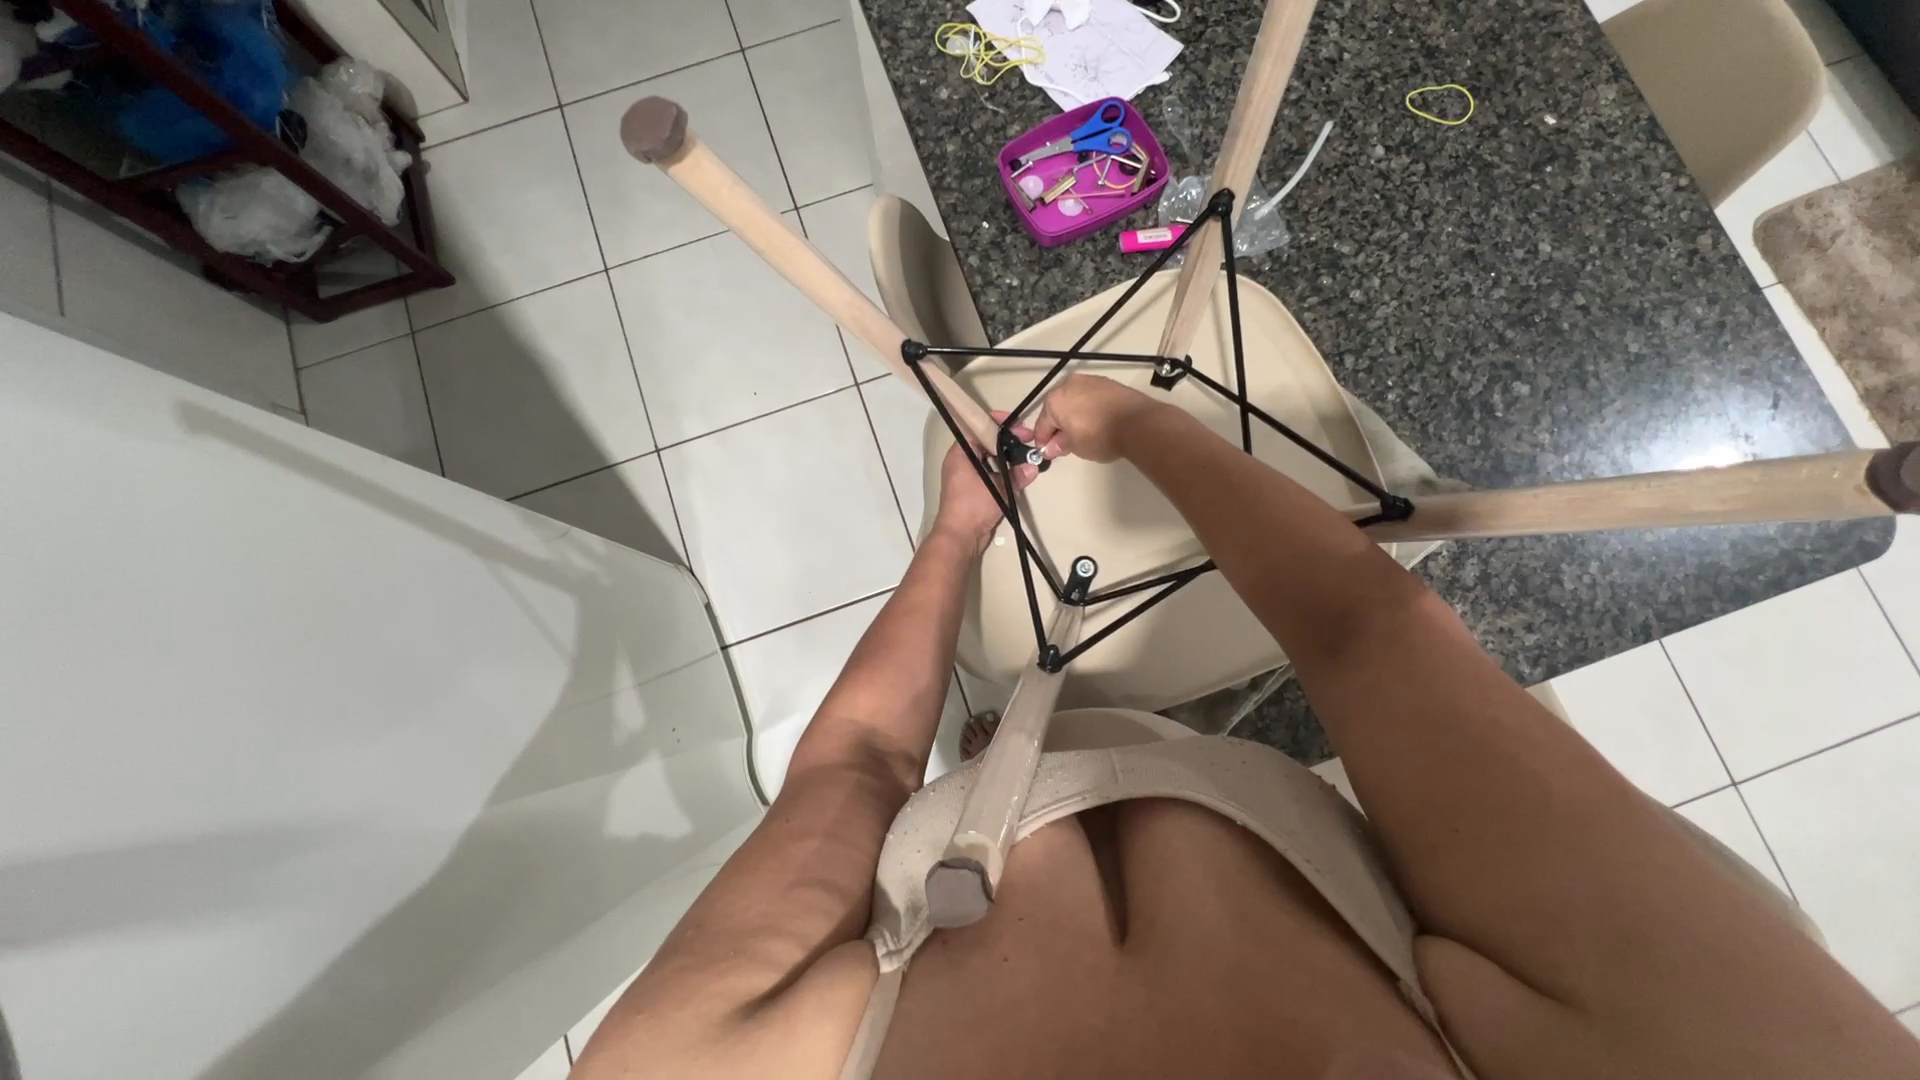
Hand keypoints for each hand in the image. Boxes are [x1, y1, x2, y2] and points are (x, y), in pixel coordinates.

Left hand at [928, 411, 1043, 552]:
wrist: (960, 536)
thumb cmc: (973, 506)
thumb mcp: (999, 488)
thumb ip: (1017, 475)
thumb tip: (1034, 466)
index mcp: (961, 453)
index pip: (978, 427)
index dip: (998, 422)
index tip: (1017, 424)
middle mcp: (961, 461)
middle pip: (985, 441)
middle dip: (1007, 439)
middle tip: (1027, 439)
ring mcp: (966, 475)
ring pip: (988, 457)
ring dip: (1006, 455)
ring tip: (1026, 454)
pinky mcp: (973, 489)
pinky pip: (989, 472)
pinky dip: (1002, 470)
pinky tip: (1018, 473)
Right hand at [1031, 374, 1162, 462]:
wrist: (1137, 423)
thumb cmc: (1099, 435)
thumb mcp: (1075, 446)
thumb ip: (1059, 445)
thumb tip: (1051, 447)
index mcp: (1055, 400)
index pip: (1042, 424)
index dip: (1042, 440)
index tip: (1046, 451)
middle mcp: (1069, 385)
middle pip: (1057, 408)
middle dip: (1058, 425)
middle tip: (1064, 443)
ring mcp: (1090, 381)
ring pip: (1074, 400)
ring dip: (1074, 414)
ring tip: (1082, 432)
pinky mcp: (1108, 383)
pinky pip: (1091, 397)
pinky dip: (1089, 408)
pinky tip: (1096, 421)